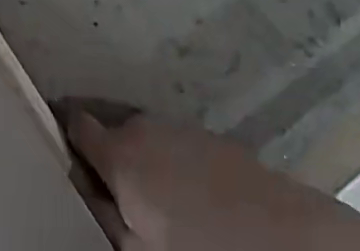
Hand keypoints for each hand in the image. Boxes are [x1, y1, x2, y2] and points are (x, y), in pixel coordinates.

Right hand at [62, 103, 359, 250]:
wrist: (296, 242)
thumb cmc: (205, 250)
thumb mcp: (140, 250)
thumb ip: (104, 217)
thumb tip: (82, 190)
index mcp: (118, 153)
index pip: (74, 122)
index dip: (64, 133)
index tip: (63, 150)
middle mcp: (143, 127)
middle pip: (110, 128)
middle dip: (108, 152)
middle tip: (114, 189)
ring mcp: (182, 129)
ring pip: (146, 136)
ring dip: (143, 156)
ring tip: (156, 195)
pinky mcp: (216, 139)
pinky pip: (178, 144)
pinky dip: (175, 161)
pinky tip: (193, 195)